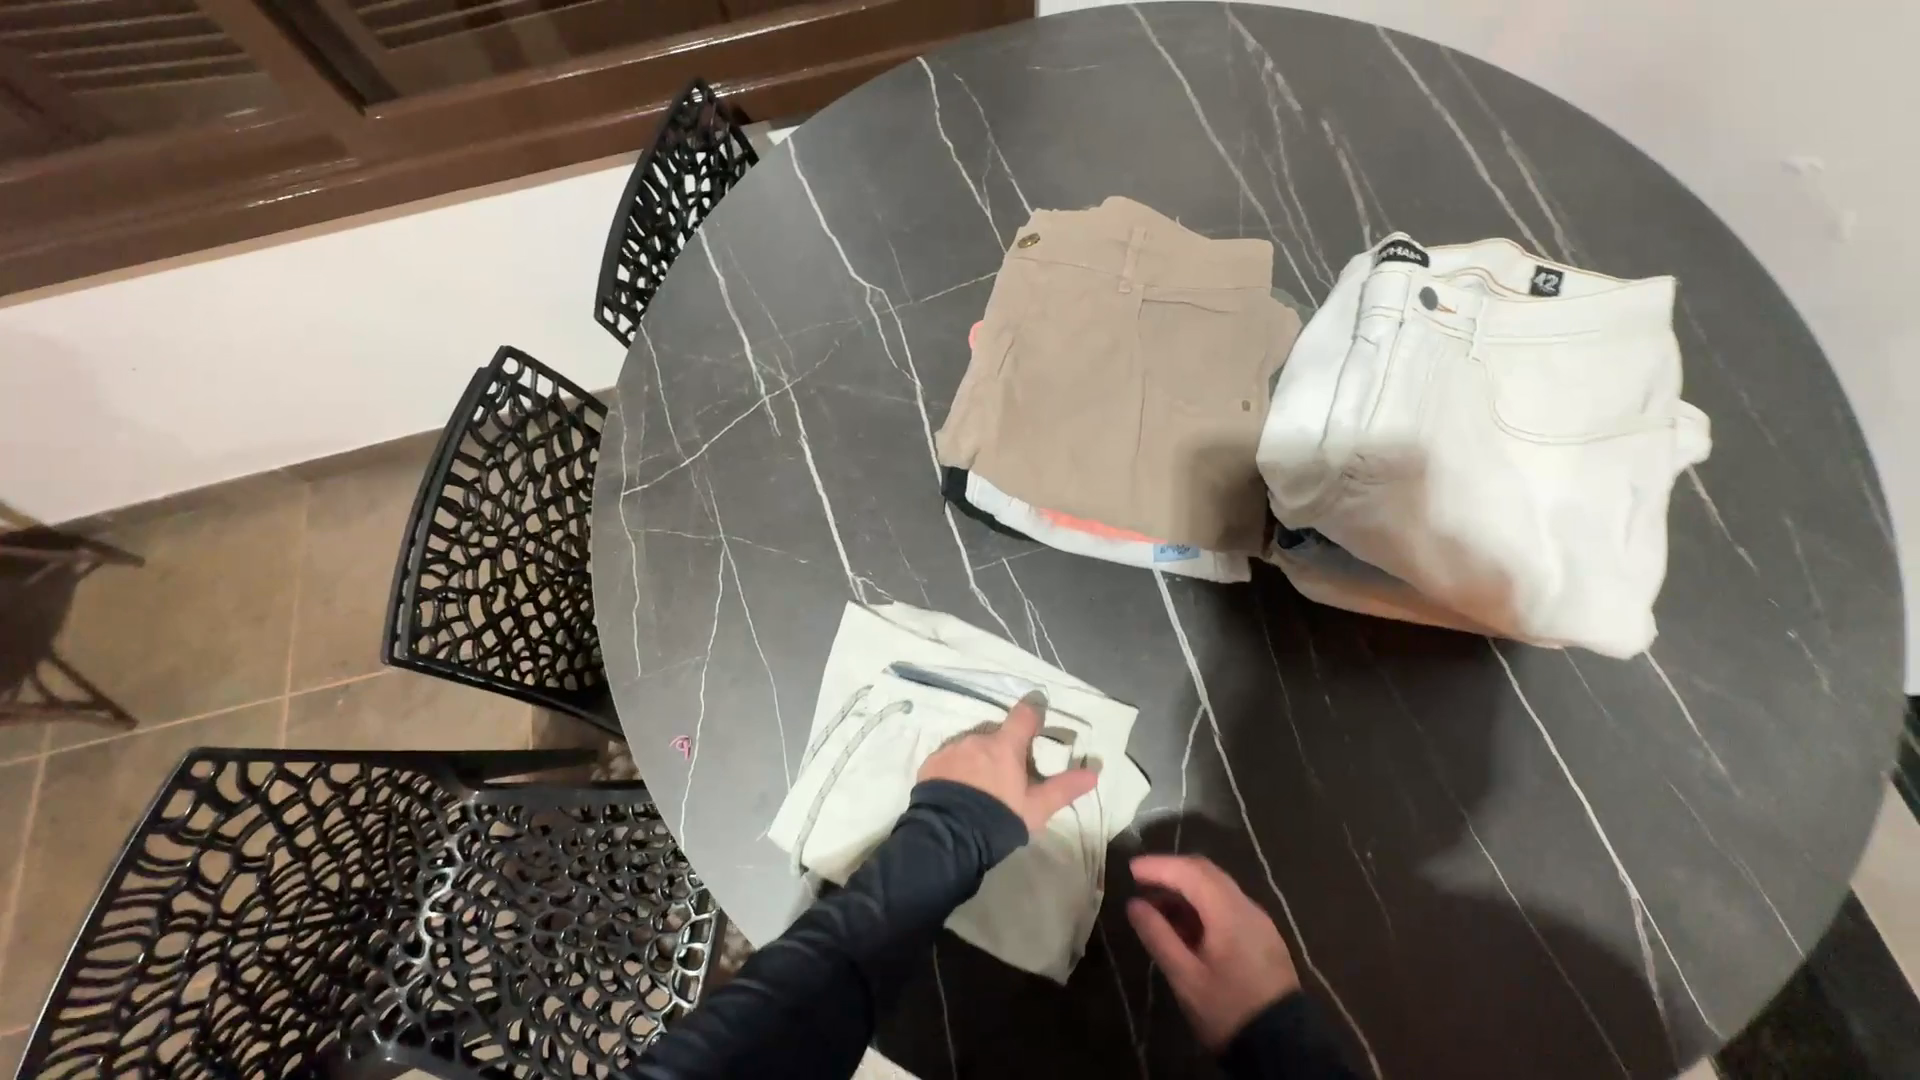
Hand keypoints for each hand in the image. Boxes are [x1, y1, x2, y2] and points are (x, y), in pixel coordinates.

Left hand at [916, 691, 1098, 832]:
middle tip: (1005, 777)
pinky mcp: (931, 763)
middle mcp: (977, 739)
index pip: (1023, 715)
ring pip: (970, 746)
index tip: (1035, 720)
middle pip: (995, 735)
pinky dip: (955, 768)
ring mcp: (951, 748)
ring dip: (977, 759)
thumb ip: (1064, 788)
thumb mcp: (1037, 808)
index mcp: (1005, 745)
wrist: (949, 837)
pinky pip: (948, 759)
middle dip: (1001, 749)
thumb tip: (1094, 773)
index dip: (1032, 714)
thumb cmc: (999, 819)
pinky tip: (958, 792)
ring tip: (979, 788)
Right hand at [1126, 854, 1300, 1050]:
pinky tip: (1186, 927)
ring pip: (1218, 888)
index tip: (1130, 870)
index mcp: (1229, 913)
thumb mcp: (1185, 978)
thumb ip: (1158, 936)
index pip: (1190, 872)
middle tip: (1142, 882)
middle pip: (1206, 873)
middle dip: (1172, 872)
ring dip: (1187, 890)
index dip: (1158, 866)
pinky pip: (1228, 906)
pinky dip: (1203, 905)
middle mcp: (1247, 907)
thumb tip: (1134, 905)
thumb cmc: (1228, 1010)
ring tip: (1158, 908)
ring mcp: (1259, 921)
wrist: (1283, 1048)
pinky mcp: (1263, 937)